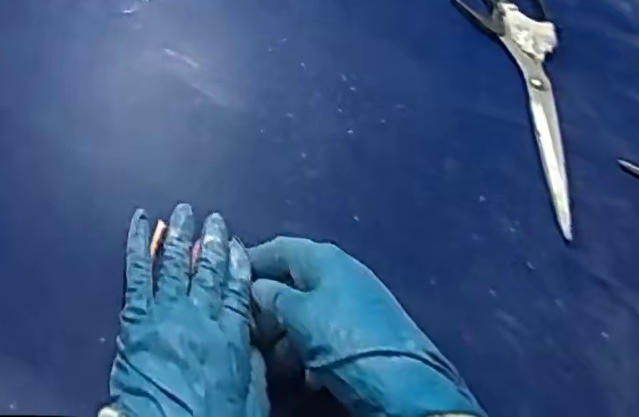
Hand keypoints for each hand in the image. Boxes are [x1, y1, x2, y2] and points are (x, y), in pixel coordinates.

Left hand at [105, 204, 265, 416]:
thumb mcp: (249, 404)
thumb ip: (255, 368)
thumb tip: (255, 341)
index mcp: (229, 337)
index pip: (236, 289)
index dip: (236, 263)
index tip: (236, 243)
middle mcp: (200, 316)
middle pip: (207, 269)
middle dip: (212, 240)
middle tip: (214, 219)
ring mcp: (167, 310)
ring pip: (175, 260)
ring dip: (180, 232)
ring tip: (184, 211)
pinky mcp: (137, 314)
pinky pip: (137, 269)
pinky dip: (137, 241)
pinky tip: (139, 219)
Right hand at [248, 238, 482, 416]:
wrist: (411, 391)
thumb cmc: (345, 342)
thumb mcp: (299, 318)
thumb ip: (272, 297)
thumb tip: (257, 287)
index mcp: (322, 257)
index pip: (276, 248)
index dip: (250, 263)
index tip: (227, 282)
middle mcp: (340, 271)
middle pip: (292, 279)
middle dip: (268, 305)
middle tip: (249, 331)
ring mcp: (358, 302)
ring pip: (309, 308)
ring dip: (288, 331)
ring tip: (274, 360)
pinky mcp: (370, 332)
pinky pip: (328, 330)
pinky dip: (312, 347)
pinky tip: (307, 375)